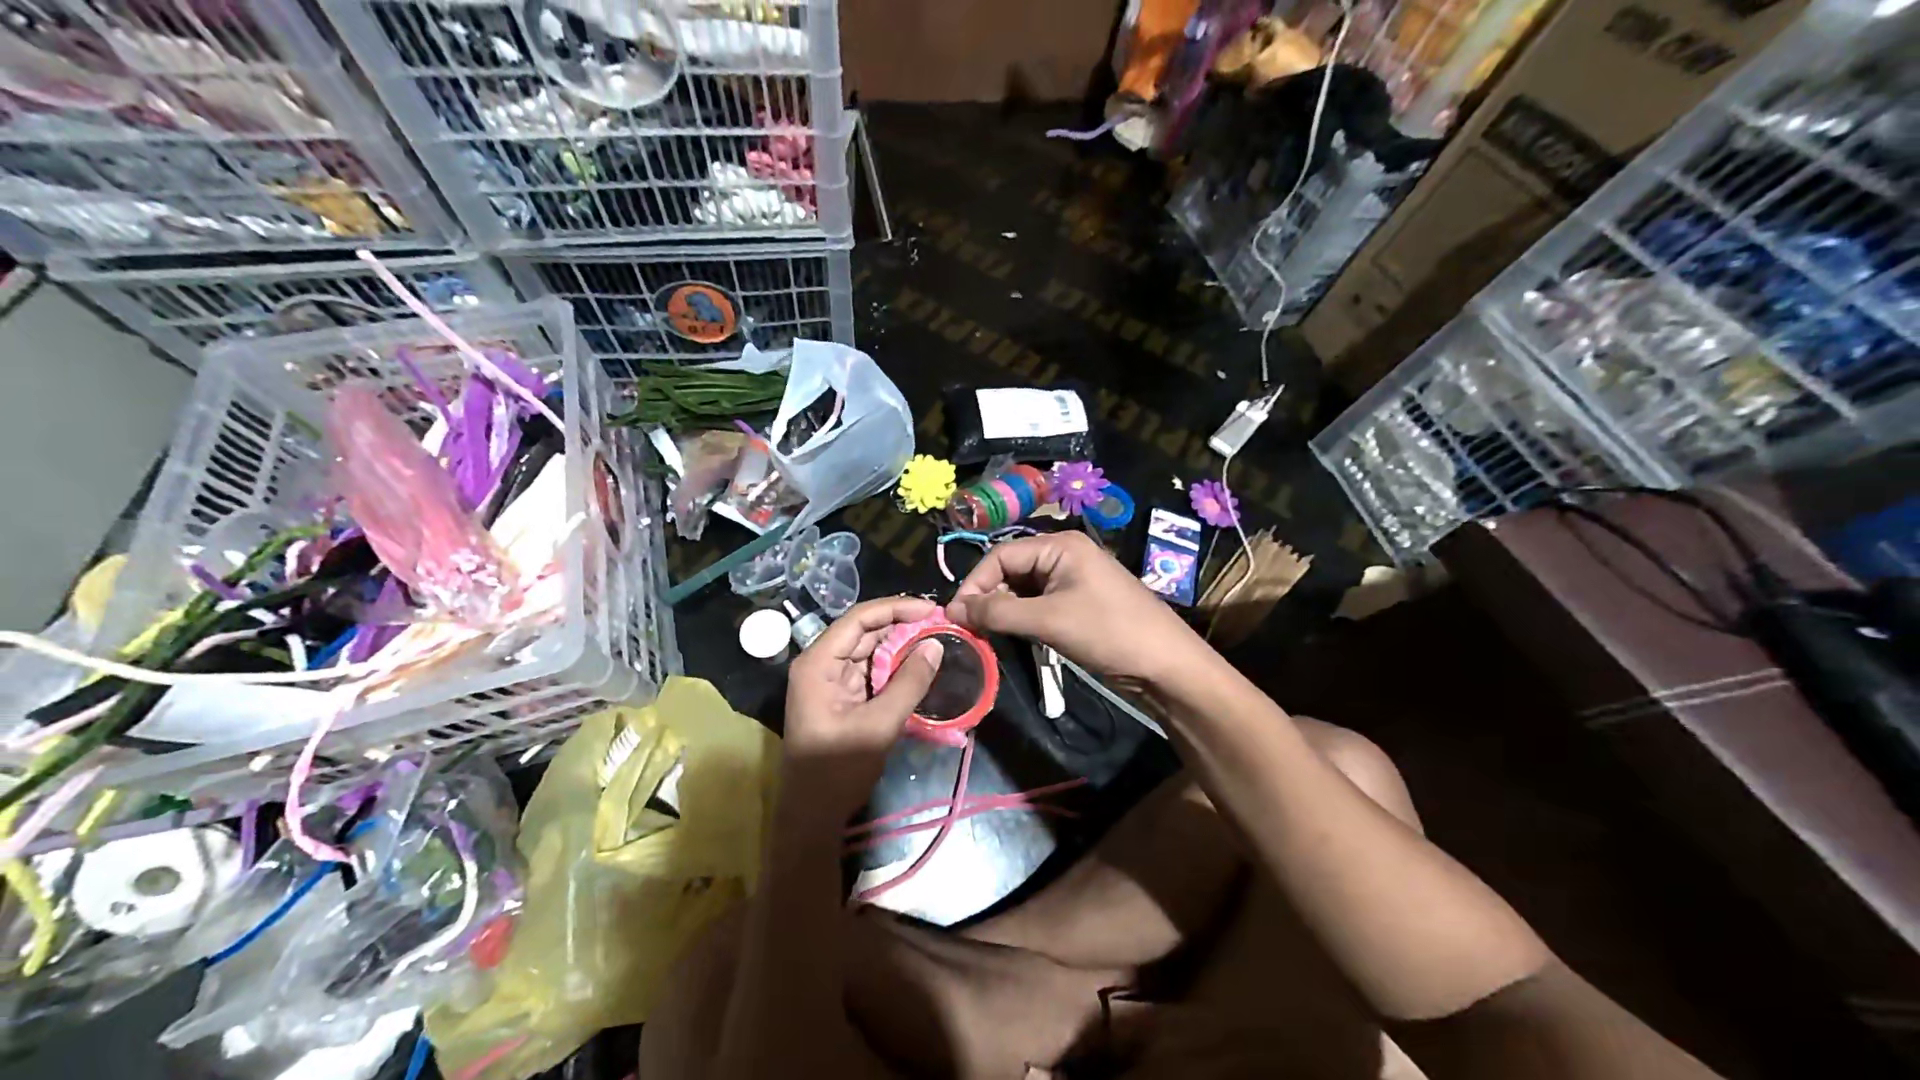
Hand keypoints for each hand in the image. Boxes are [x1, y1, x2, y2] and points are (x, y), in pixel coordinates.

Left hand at [780, 596, 945, 825]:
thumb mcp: (879, 725)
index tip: (931, 609)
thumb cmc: (837, 770)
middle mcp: (821, 664)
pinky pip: (869, 669)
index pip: (859, 619)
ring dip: (900, 643)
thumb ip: (909, 683)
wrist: (811, 814)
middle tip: (941, 623)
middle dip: (901, 624)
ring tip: (936, 638)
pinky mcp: (841, 696)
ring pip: (868, 649)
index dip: (895, 608)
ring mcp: (830, 680)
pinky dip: (894, 664)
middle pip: (864, 630)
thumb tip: (936, 645)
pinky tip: (919, 663)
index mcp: (819, 663)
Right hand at [946, 532, 1208, 686]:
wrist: (1166, 664)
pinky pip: (1038, 603)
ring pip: (1022, 588)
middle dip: (987, 596)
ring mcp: (1072, 579)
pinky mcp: (1077, 602)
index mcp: (1060, 545)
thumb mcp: (1048, 620)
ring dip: (1002, 609)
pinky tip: (1012, 635)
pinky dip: (1021, 617)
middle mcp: (1064, 554)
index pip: (1000, 554)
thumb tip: (953, 609)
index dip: (975, 583)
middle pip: (1010, 569)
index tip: (955, 615)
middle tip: (969, 628)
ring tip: (986, 634)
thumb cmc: (1108, 632)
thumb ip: (998, 611)